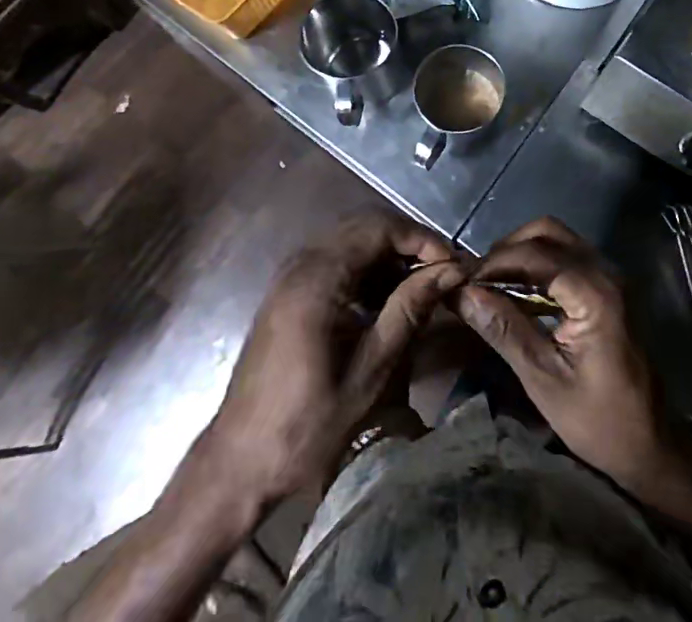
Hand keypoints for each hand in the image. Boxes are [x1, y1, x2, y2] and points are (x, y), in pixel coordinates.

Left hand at [200, 211, 462, 503]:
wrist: (239, 464)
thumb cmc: (306, 427)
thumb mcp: (370, 371)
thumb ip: (409, 311)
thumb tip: (452, 271)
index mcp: (317, 281)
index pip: (378, 228)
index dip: (421, 239)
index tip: (452, 267)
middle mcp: (299, 267)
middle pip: (364, 227)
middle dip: (408, 245)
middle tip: (442, 276)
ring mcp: (289, 279)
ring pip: (350, 243)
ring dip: (388, 258)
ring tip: (421, 291)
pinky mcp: (287, 296)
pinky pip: (334, 263)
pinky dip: (366, 272)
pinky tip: (386, 304)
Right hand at [454, 218, 691, 615]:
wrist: (651, 444)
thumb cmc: (599, 420)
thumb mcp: (543, 379)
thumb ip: (503, 329)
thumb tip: (462, 293)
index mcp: (595, 294)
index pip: (535, 254)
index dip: (494, 262)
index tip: (461, 281)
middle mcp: (607, 274)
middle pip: (548, 233)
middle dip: (507, 249)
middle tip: (476, 280)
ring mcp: (611, 280)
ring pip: (559, 242)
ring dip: (522, 255)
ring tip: (489, 285)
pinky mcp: (609, 291)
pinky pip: (568, 260)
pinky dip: (538, 267)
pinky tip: (515, 294)